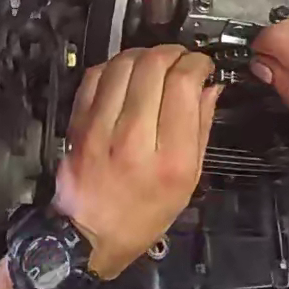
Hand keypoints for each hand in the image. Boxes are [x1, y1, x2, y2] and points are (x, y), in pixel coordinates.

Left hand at [54, 45, 221, 277]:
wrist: (88, 235)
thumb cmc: (144, 212)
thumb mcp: (190, 178)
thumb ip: (201, 126)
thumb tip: (210, 86)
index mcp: (169, 156)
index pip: (183, 83)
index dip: (197, 63)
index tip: (203, 66)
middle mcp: (133, 137)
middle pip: (154, 65)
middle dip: (174, 53)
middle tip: (182, 61)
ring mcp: (100, 127)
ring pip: (124, 63)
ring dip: (146, 54)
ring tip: (156, 64)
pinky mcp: (78, 123)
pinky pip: (97, 74)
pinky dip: (117, 65)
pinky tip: (128, 74)